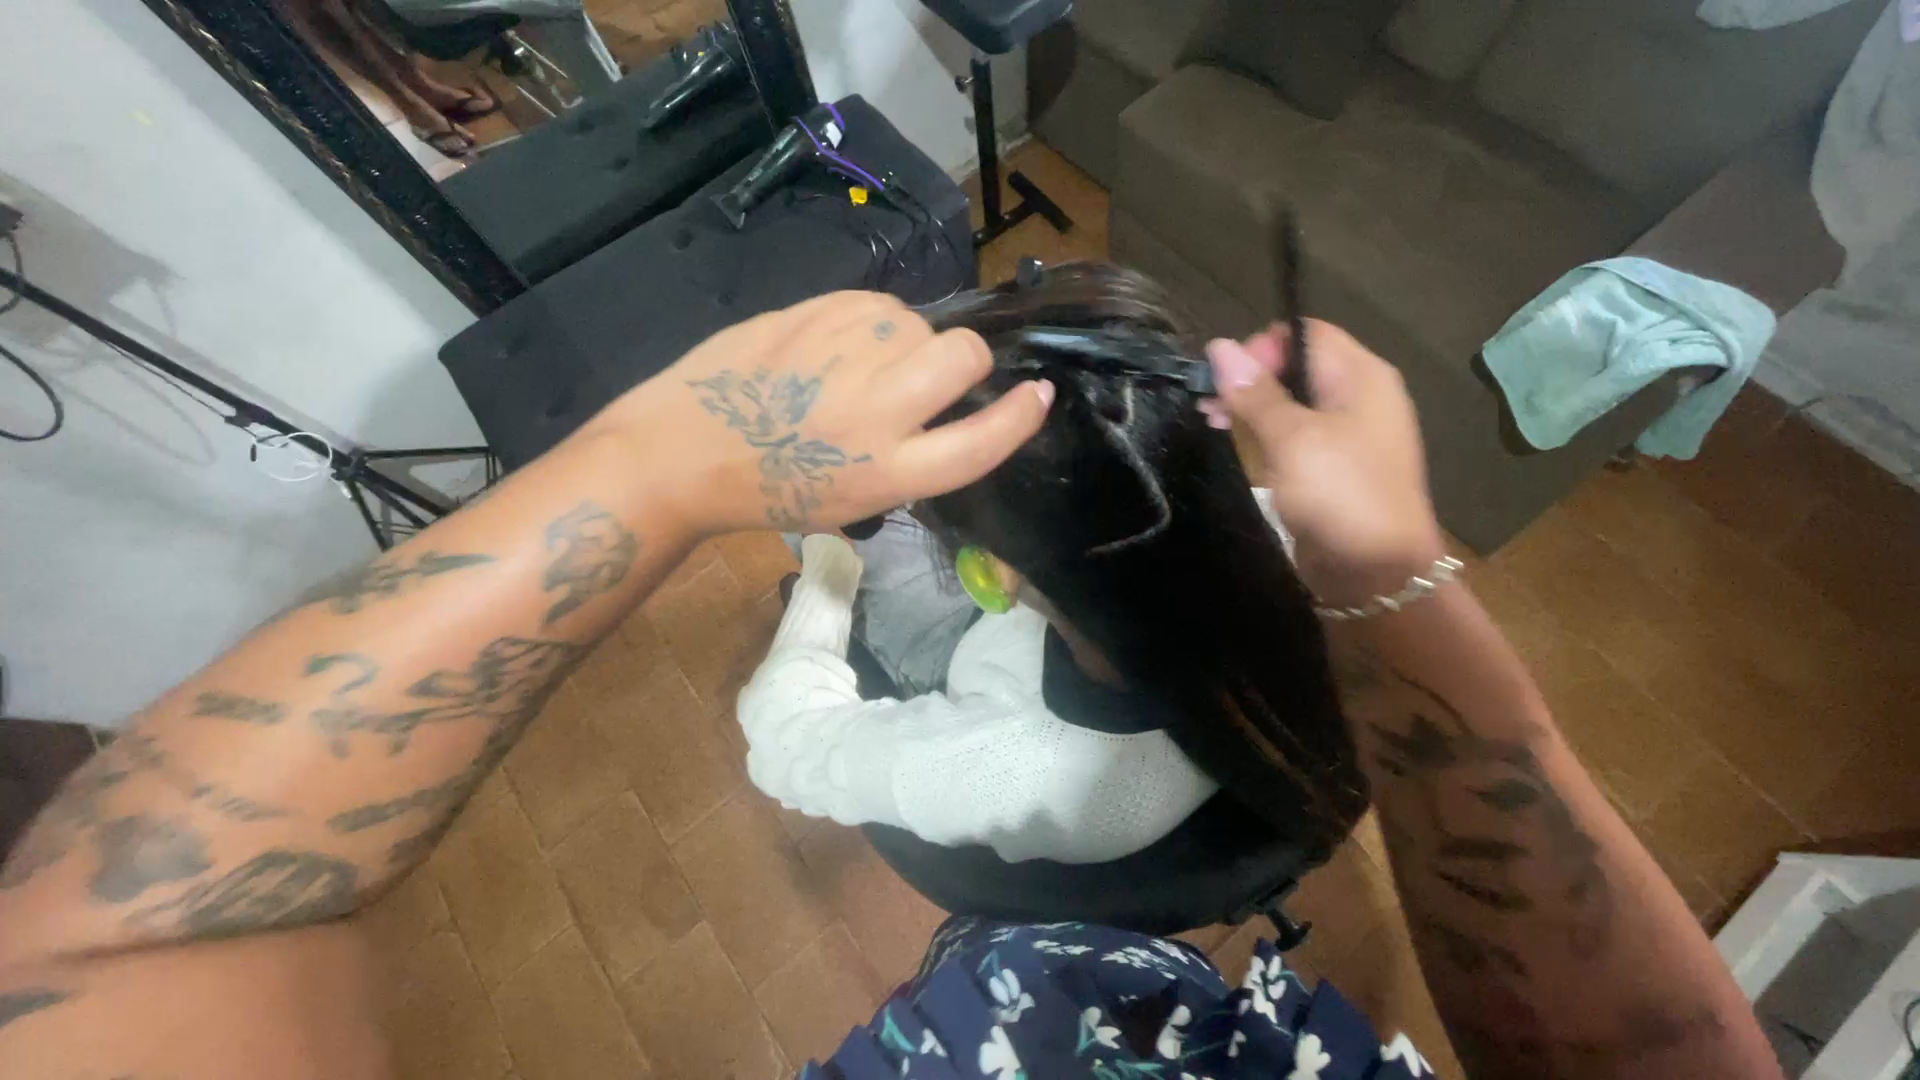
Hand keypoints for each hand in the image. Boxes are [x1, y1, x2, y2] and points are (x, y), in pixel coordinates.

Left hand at [598, 291, 1053, 535]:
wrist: (684, 451)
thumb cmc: (773, 490)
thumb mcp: (856, 499)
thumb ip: (913, 457)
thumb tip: (950, 405)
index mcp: (888, 470)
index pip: (981, 441)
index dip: (1020, 417)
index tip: (1040, 395)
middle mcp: (876, 409)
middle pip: (964, 357)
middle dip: (967, 360)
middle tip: (936, 374)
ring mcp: (843, 353)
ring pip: (919, 322)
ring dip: (911, 341)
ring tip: (865, 365)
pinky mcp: (812, 312)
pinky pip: (877, 304)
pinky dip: (874, 322)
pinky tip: (837, 346)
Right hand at [1204, 320, 1444, 603]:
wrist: (1376, 570)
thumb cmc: (1340, 493)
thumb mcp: (1292, 438)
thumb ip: (1256, 392)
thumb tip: (1218, 346)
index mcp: (1361, 376)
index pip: (1305, 333)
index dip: (1262, 346)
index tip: (1227, 378)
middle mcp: (1357, 396)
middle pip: (1295, 364)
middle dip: (1249, 377)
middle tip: (1209, 403)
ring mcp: (1346, 432)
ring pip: (1290, 400)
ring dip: (1250, 405)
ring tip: (1212, 420)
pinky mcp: (1332, 464)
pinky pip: (1294, 432)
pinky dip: (1264, 432)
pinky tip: (1236, 441)